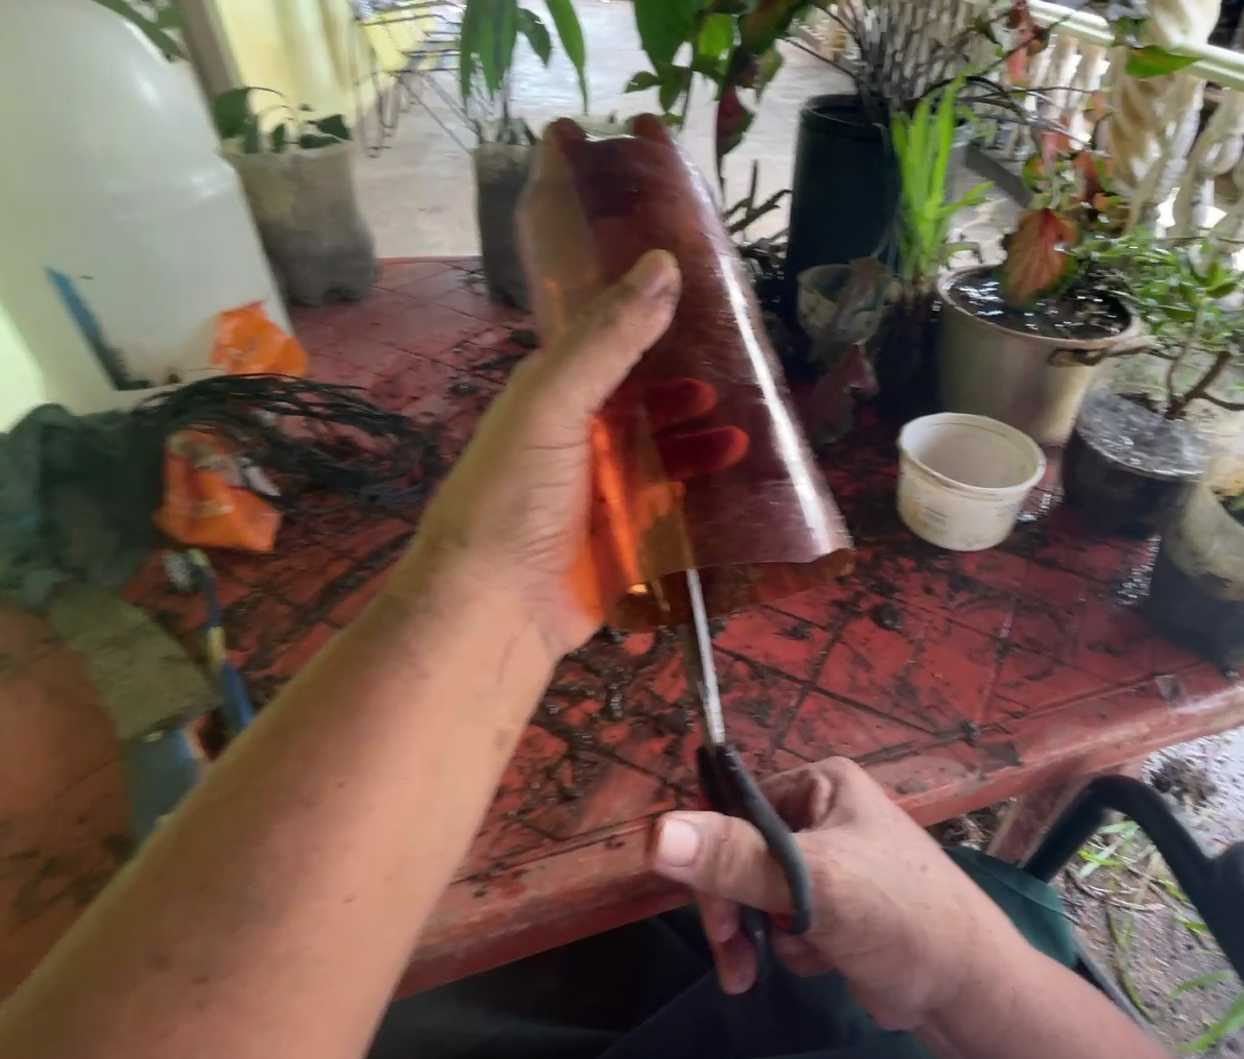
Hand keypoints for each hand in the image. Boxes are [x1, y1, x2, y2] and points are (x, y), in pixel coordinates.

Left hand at [394, 251, 738, 657]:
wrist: (497, 610)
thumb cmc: (516, 496)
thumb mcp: (554, 405)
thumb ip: (608, 340)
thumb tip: (663, 263)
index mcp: (555, 399)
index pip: (610, 347)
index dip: (655, 326)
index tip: (709, 308)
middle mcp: (581, 442)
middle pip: (646, 405)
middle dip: (689, 392)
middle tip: (743, 380)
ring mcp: (606, 495)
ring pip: (665, 459)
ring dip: (702, 447)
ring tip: (746, 438)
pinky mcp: (628, 541)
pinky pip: (674, 510)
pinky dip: (703, 499)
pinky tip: (737, 493)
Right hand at [648, 758, 1025, 1028]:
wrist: (965, 989)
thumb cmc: (898, 914)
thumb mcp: (814, 881)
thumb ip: (736, 859)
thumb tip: (655, 833)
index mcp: (820, 784)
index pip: (738, 807)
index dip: (712, 853)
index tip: (702, 901)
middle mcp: (823, 814)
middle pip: (744, 854)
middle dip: (735, 908)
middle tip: (731, 954)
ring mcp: (831, 861)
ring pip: (760, 893)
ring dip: (762, 933)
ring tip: (768, 967)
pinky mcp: (836, 906)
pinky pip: (786, 920)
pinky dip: (791, 945)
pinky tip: (820, 959)